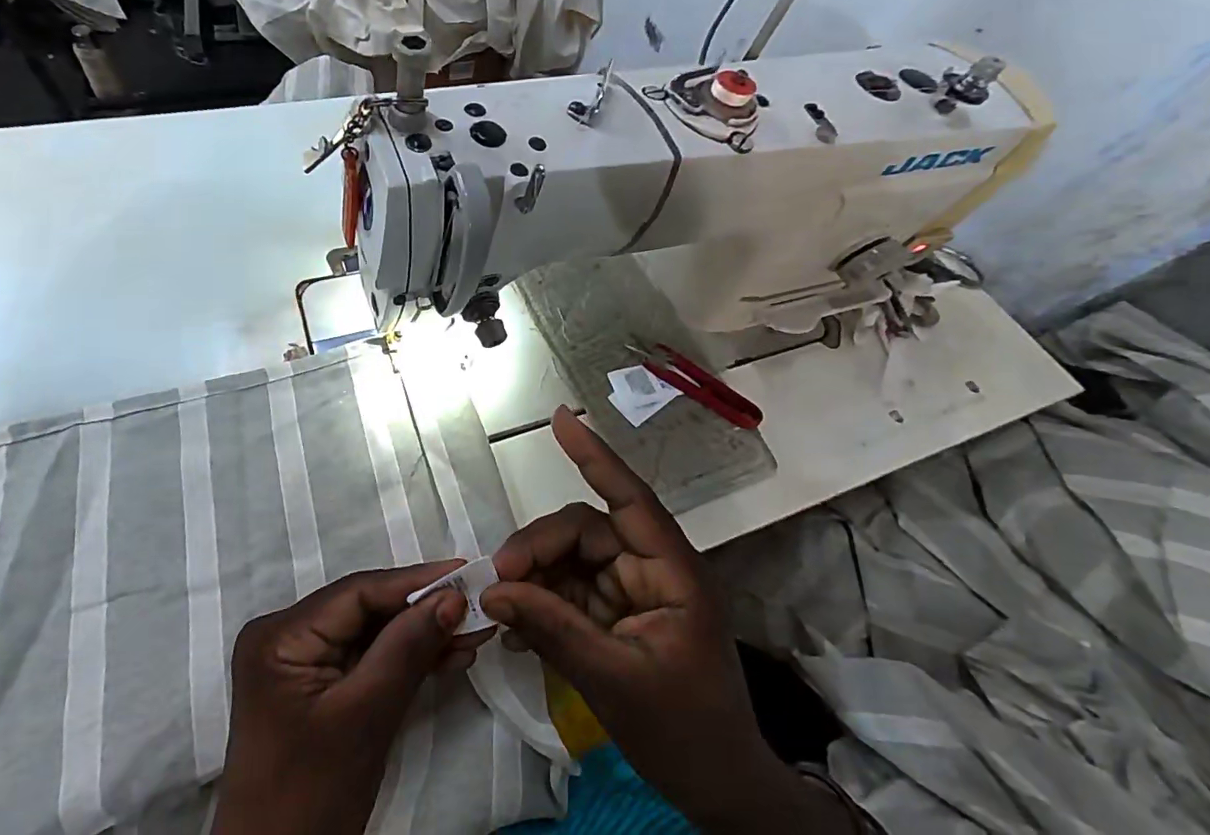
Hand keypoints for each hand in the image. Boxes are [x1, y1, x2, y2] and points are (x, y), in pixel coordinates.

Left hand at [212, 562, 495, 834]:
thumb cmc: (312, 793)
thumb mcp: (364, 718)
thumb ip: (406, 651)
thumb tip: (451, 598)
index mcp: (280, 634)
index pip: (355, 594)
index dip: (413, 582)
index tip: (464, 573)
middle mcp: (284, 635)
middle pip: (362, 609)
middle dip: (420, 609)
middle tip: (476, 602)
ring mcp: (298, 661)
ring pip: (367, 633)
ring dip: (418, 634)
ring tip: (472, 630)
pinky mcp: (315, 685)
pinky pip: (363, 659)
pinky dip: (403, 658)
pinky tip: (445, 655)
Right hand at [480, 408, 854, 834]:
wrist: (717, 790)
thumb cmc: (685, 734)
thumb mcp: (614, 681)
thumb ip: (552, 628)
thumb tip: (492, 591)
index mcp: (673, 574)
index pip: (631, 501)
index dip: (595, 457)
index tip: (559, 419)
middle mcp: (650, 571)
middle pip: (582, 531)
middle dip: (537, 548)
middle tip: (500, 580)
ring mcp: (628, 591)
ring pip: (566, 557)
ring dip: (531, 576)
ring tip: (503, 607)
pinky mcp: (609, 613)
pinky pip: (563, 589)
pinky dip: (536, 600)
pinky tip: (515, 625)